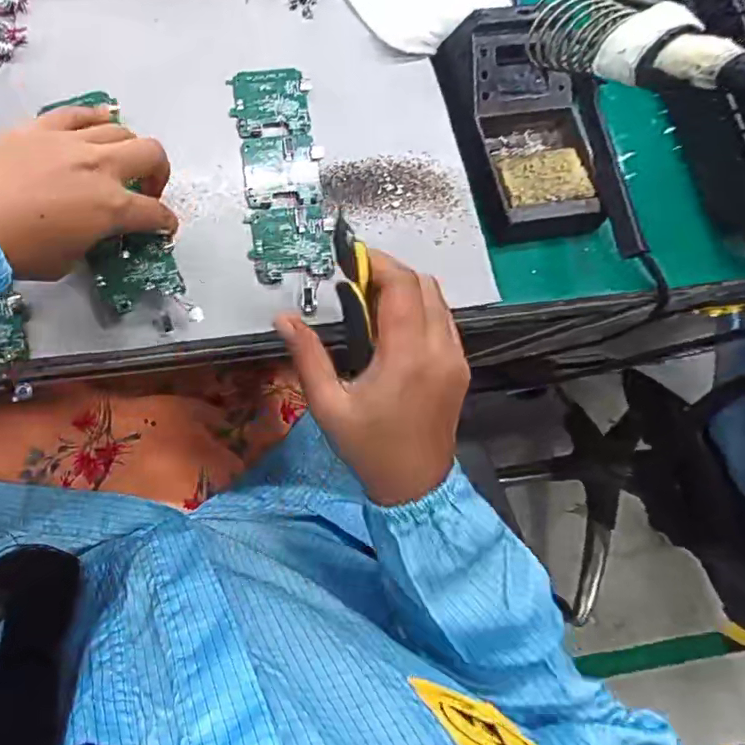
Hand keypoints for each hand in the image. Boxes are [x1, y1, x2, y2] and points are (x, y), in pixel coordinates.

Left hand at [0, 107, 179, 279]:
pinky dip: (96, 118)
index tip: (164, 227)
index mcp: (110, 208)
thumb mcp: (64, 262)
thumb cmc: (17, 253)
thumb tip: (90, 231)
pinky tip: (98, 123)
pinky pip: (80, 113)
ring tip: (117, 159)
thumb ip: (88, 241)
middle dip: (158, 174)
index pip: (154, 212)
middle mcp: (99, 167)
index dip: (165, 222)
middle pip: (151, 154)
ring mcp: (70, 141)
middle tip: (146, 190)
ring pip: (119, 129)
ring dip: (128, 146)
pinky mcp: (41, 126)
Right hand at [275, 251, 469, 505]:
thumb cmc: (368, 448)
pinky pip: (443, 320)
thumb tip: (285, 320)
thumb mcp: (328, 405)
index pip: (402, 286)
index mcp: (407, 356)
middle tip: (354, 281)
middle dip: (389, 273)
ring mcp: (455, 357)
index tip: (351, 260)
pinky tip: (392, 328)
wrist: (415, 484)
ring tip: (370, 303)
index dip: (377, 263)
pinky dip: (419, 310)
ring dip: (406, 290)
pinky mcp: (459, 366)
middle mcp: (439, 349)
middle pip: (424, 284)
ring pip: (438, 299)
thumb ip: (308, 356)